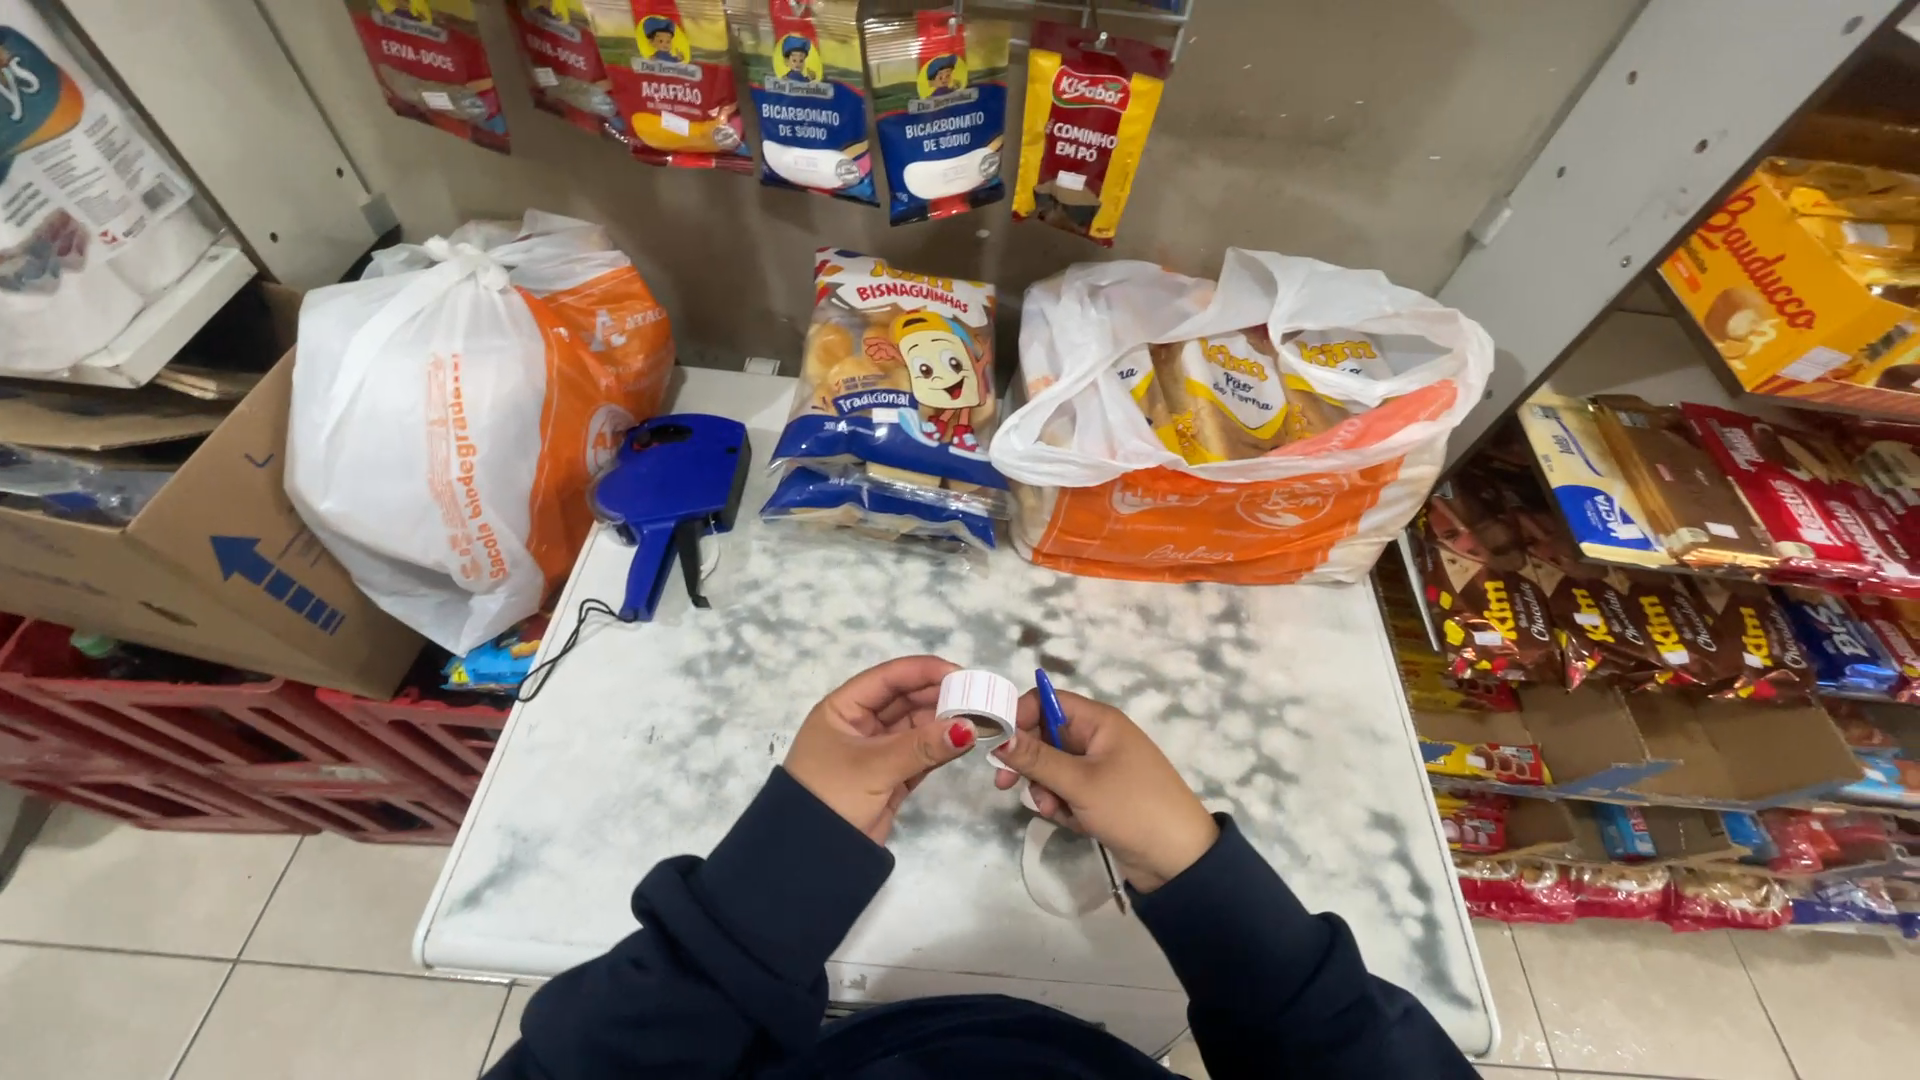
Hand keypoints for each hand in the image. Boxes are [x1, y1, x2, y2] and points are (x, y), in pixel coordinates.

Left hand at [784, 656, 977, 843]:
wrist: (809, 859)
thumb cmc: (831, 796)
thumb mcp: (875, 766)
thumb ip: (923, 746)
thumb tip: (970, 728)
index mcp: (843, 708)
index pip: (888, 678)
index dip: (923, 671)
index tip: (960, 672)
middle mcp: (860, 724)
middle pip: (905, 700)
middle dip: (939, 697)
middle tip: (977, 697)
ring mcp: (877, 751)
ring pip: (916, 728)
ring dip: (944, 723)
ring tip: (980, 718)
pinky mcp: (891, 777)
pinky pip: (921, 754)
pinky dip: (941, 749)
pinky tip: (965, 742)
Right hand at [991, 690, 1217, 892]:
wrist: (1181, 862)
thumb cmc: (1132, 808)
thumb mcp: (1079, 782)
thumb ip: (1036, 758)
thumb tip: (998, 735)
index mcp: (1099, 721)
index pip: (1047, 702)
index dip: (1020, 717)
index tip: (997, 743)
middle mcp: (1098, 739)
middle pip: (1046, 736)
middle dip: (1029, 762)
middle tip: (1005, 784)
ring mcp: (1100, 768)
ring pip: (1053, 768)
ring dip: (1046, 789)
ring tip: (1055, 811)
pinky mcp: (1101, 796)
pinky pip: (1067, 791)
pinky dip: (1063, 806)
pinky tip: (1074, 823)